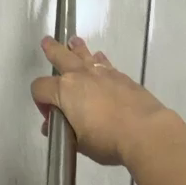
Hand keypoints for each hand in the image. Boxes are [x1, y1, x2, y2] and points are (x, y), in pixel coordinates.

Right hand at [30, 37, 173, 167]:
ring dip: (77, 48)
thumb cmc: (107, 140)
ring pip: (84, 54)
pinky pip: (104, 62)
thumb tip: (53, 125)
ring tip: (73, 42)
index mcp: (64, 91)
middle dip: (51, 50)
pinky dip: (99, 60)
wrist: (145, 132)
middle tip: (46, 42)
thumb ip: (63, 130)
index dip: (40, 102)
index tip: (50, 116)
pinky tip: (100, 60)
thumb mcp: (79, 142)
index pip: (40, 88)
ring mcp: (102, 73)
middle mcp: (80, 76)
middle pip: (60, 56)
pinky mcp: (121, 76)